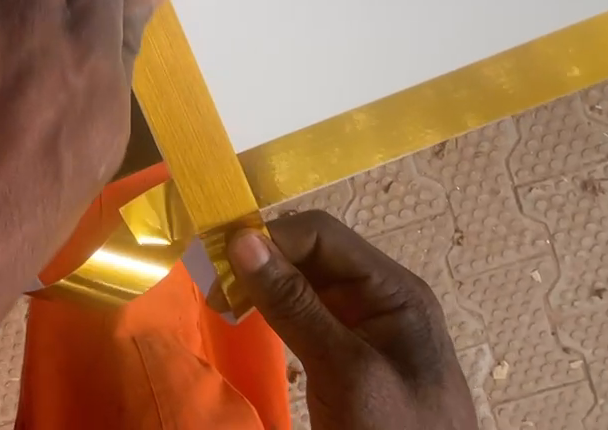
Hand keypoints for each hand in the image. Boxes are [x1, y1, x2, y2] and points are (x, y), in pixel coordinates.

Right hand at [230, 211, 477, 429]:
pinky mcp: (345, 354)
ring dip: (259, 283)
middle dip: (260, 260)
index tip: (220, 259)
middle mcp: (379, 296)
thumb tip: (240, 238)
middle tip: (213, 283)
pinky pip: (301, 311)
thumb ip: (295, 304)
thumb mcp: (345, 373)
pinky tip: (245, 316)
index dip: (271, 237)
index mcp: (394, 289)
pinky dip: (269, 307)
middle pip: (309, 253)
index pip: (321, 235)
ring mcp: (363, 326)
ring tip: (221, 300)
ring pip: (300, 280)